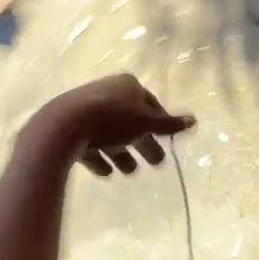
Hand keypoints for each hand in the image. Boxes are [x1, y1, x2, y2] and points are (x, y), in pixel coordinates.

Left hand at [37, 74, 195, 175]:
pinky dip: (100, 157)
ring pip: (111, 133)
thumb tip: (194, 121)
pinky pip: (90, 143)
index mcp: (128, 85)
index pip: (150, 104)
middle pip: (131, 121)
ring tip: (130, 173)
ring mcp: (87, 109)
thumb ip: (168, 124)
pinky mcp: (70, 127)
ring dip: (122, 153)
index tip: (167, 142)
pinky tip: (106, 174)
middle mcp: (108, 92)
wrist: (63, 126)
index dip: (160, 124)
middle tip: (156, 164)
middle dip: (143, 143)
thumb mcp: (145, 122)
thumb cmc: (112, 119)